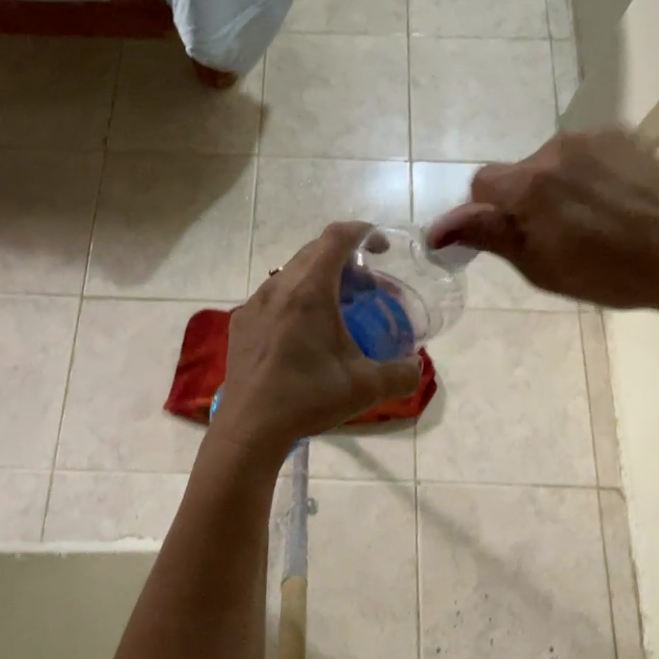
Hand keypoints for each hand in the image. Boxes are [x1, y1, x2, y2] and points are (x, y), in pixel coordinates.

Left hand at [212, 222, 424, 463]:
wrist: (250, 426)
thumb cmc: (308, 398)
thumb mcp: (366, 388)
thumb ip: (401, 374)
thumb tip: (417, 367)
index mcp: (310, 290)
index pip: (337, 237)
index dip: (362, 232)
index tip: (381, 247)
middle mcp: (279, 286)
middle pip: (314, 252)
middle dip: (345, 260)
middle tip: (368, 287)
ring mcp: (255, 303)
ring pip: (291, 273)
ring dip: (318, 279)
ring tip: (337, 309)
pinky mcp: (241, 322)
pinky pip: (273, 297)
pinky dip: (295, 300)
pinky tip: (303, 333)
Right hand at [426, 126, 658, 311]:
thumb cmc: (613, 273)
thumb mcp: (541, 266)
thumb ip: (488, 236)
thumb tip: (436, 229)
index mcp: (530, 183)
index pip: (481, 184)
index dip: (490, 213)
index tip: (516, 238)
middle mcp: (556, 148)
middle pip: (520, 172)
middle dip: (527, 200)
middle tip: (560, 237)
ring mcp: (593, 136)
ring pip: (553, 161)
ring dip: (558, 185)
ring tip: (594, 219)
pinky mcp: (623, 134)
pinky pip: (586, 151)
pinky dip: (588, 172)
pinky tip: (614, 200)